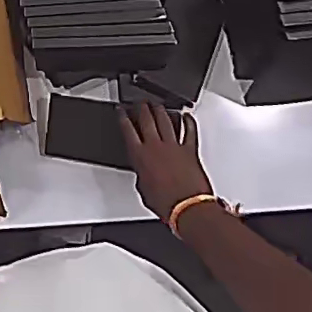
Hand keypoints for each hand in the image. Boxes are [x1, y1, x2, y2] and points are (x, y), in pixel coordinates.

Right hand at [118, 102, 210, 217]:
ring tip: (157, 105)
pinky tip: (186, 116)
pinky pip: (190, 131)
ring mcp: (174, 146)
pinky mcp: (190, 151)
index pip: (127, 129)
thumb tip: (145, 173)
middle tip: (140, 102)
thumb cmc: (166, 203)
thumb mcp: (144, 189)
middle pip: (146, 119)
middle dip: (141, 108)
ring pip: (165, 121)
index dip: (123, 117)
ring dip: (160, 110)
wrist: (189, 209)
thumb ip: (142, 175)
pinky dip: (188, 122)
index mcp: (140, 155)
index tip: (121, 110)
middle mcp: (155, 147)